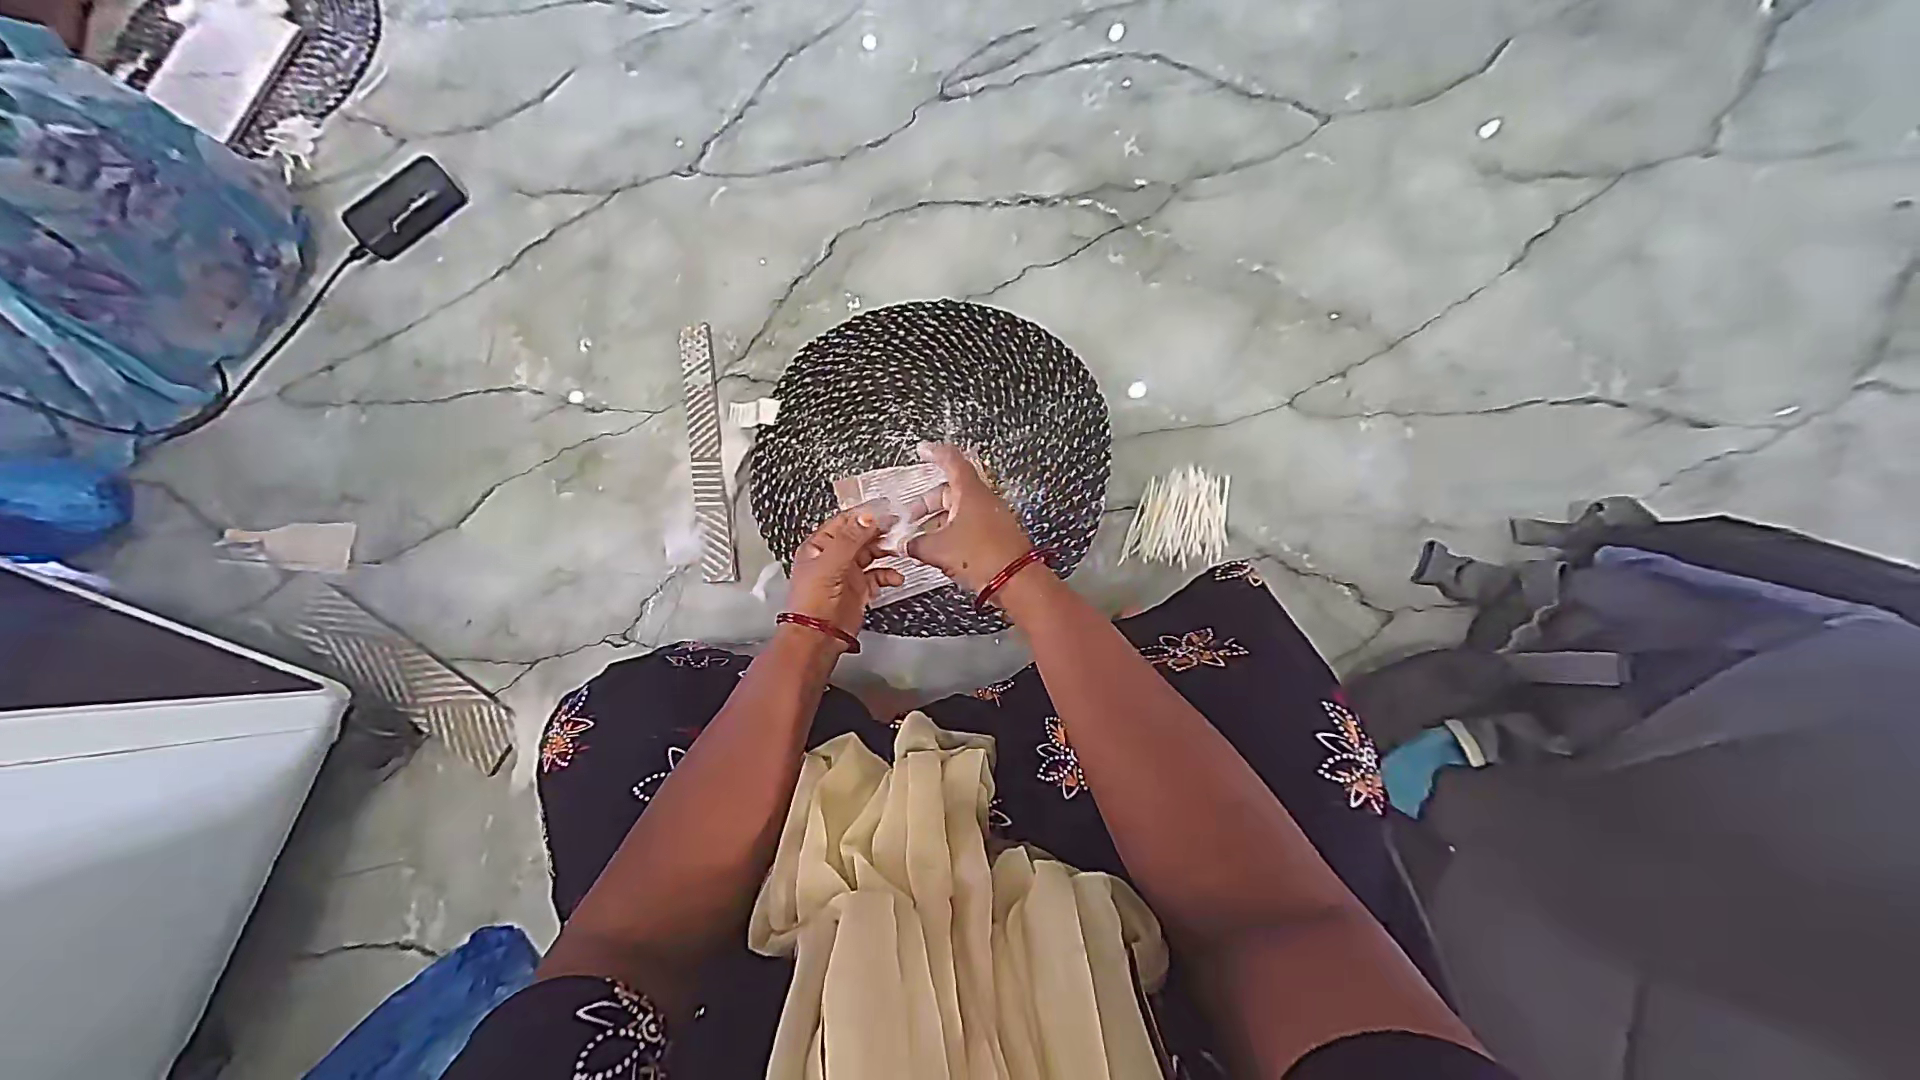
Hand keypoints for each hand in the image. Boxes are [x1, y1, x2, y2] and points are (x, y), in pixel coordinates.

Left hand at [785, 504, 903, 644]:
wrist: (818, 636)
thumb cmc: (812, 603)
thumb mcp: (830, 563)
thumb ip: (850, 539)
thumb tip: (867, 518)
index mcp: (820, 546)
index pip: (845, 522)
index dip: (865, 516)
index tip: (885, 511)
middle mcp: (833, 557)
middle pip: (861, 536)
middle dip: (880, 532)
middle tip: (898, 528)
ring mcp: (847, 572)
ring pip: (872, 553)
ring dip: (887, 551)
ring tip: (899, 550)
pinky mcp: (859, 589)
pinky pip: (879, 576)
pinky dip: (889, 574)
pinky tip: (896, 576)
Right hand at [903, 442, 1033, 593]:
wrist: (1016, 580)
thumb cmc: (982, 556)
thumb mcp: (938, 549)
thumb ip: (916, 544)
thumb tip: (904, 544)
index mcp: (969, 492)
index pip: (952, 461)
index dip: (935, 453)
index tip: (923, 450)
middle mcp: (982, 500)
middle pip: (950, 491)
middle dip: (927, 502)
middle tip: (910, 516)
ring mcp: (990, 517)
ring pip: (958, 510)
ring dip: (937, 520)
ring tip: (920, 538)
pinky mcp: (995, 535)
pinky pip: (968, 525)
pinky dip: (951, 532)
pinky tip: (938, 548)